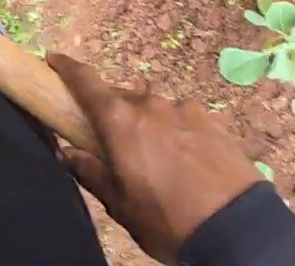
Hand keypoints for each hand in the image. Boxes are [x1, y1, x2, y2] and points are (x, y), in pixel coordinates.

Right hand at [47, 54, 262, 265]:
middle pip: (119, 98)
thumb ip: (90, 173)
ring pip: (153, 108)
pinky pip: (182, 120)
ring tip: (156, 157)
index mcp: (118, 119)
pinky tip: (187, 161)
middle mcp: (148, 103)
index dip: (66, 67)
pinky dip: (176, 132)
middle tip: (111, 139)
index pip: (84, 80)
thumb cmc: (168, 220)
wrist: (241, 234)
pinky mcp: (213, 123)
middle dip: (111, 112)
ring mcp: (183, 110)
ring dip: (146, 124)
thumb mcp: (120, 206)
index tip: (52, 59)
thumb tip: (66, 151)